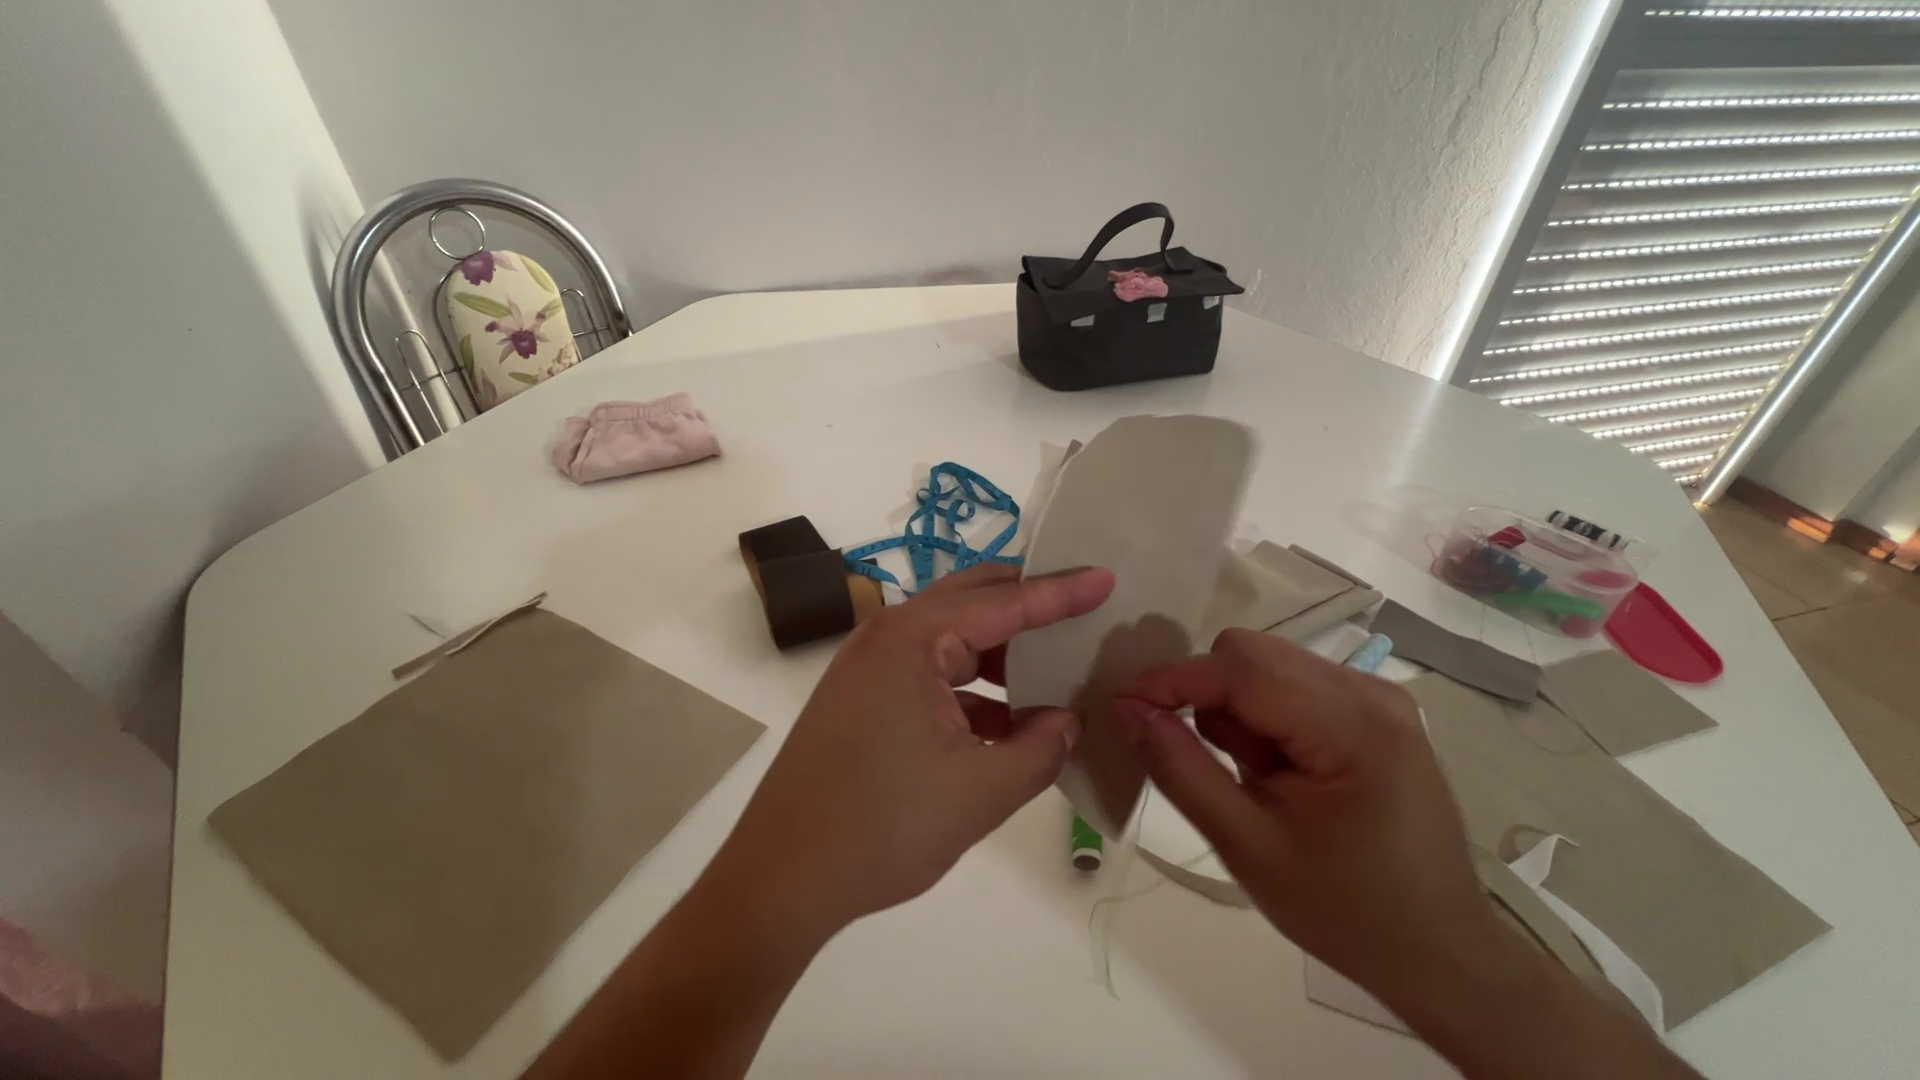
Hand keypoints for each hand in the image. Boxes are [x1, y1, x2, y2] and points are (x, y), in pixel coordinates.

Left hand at [714, 563, 1115, 936]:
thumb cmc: (883, 827)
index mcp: (912, 640)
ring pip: (949, 639)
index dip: (1060, 592)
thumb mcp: (981, 791)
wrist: (781, 879)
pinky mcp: (859, 698)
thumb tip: (1067, 721)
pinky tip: (1006, 721)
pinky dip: (969, 687)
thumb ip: (1040, 748)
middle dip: (1027, 602)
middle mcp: (885, 637)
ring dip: (999, 651)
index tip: (1106, 577)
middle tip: (1081, 604)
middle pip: (970, 601)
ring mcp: (866, 667)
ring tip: (1053, 668)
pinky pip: (927, 673)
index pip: (1004, 603)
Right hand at [1115, 628, 1503, 1008]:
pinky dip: (1264, 719)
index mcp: (1354, 724)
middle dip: (1207, 696)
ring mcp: (1379, 699)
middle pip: (1254, 655)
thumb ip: (1181, 769)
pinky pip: (1292, 687)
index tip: (1122, 707)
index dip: (1173, 679)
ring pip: (1269, 667)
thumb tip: (1126, 709)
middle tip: (1200, 763)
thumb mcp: (1247, 846)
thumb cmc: (1344, 910)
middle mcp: (1371, 692)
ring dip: (1236, 711)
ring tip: (1253, 782)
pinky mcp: (1376, 713)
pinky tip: (1277, 775)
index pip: (1241, 669)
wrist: (1440, 953)